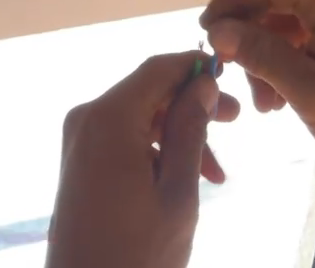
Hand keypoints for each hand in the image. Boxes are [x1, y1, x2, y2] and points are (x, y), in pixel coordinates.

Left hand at [45, 52, 241, 267]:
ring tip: (217, 171)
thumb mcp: (177, 193)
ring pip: (139, 115)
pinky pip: (122, 137)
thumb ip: (190, 131)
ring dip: (178, 132)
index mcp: (108, 117)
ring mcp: (79, 140)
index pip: (157, 68)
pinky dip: (155, 148)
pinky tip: (185, 176)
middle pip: (148, 90)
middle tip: (235, 119)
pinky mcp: (79, 161)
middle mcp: (87, 117)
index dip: (193, 65)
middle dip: (191, 103)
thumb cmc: (137, 255)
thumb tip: (202, 82)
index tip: (229, 75)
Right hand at [201, 0, 314, 205]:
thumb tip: (217, 29)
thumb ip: (262, 54)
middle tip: (228, 70)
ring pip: (282, 21)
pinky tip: (276, 101)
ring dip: (261, 53)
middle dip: (245, 30)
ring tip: (260, 102)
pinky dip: (281, 63)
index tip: (210, 36)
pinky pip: (300, 41)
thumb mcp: (310, 93)